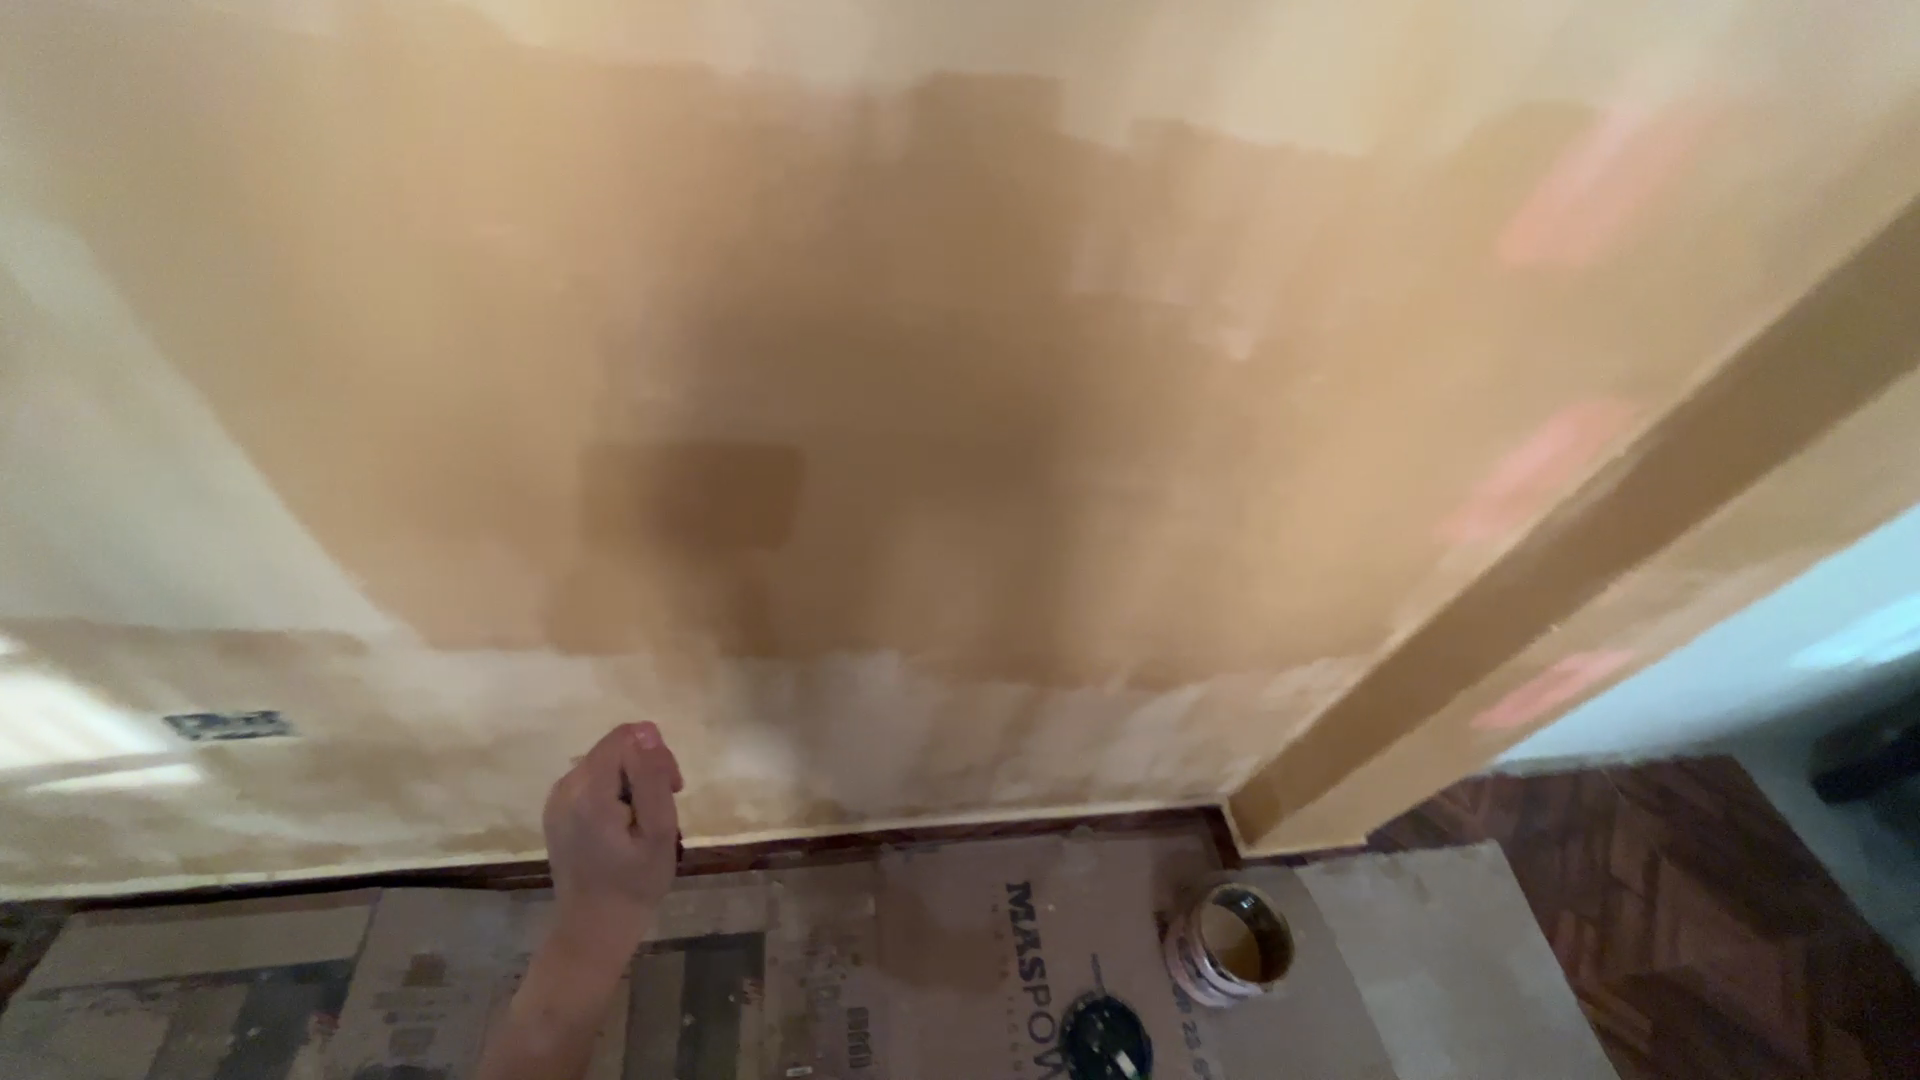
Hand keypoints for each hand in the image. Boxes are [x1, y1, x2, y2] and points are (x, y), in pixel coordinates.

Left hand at [542, 721, 683, 952]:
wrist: (594, 929)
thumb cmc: (635, 883)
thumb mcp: (660, 829)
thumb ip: (652, 776)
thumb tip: (647, 730)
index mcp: (588, 791)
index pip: (628, 737)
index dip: (657, 754)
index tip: (672, 788)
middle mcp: (564, 787)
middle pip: (616, 747)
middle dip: (646, 767)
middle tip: (664, 807)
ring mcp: (556, 800)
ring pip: (606, 762)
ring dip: (633, 780)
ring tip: (645, 819)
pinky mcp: (556, 811)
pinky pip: (593, 779)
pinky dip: (615, 792)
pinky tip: (624, 824)